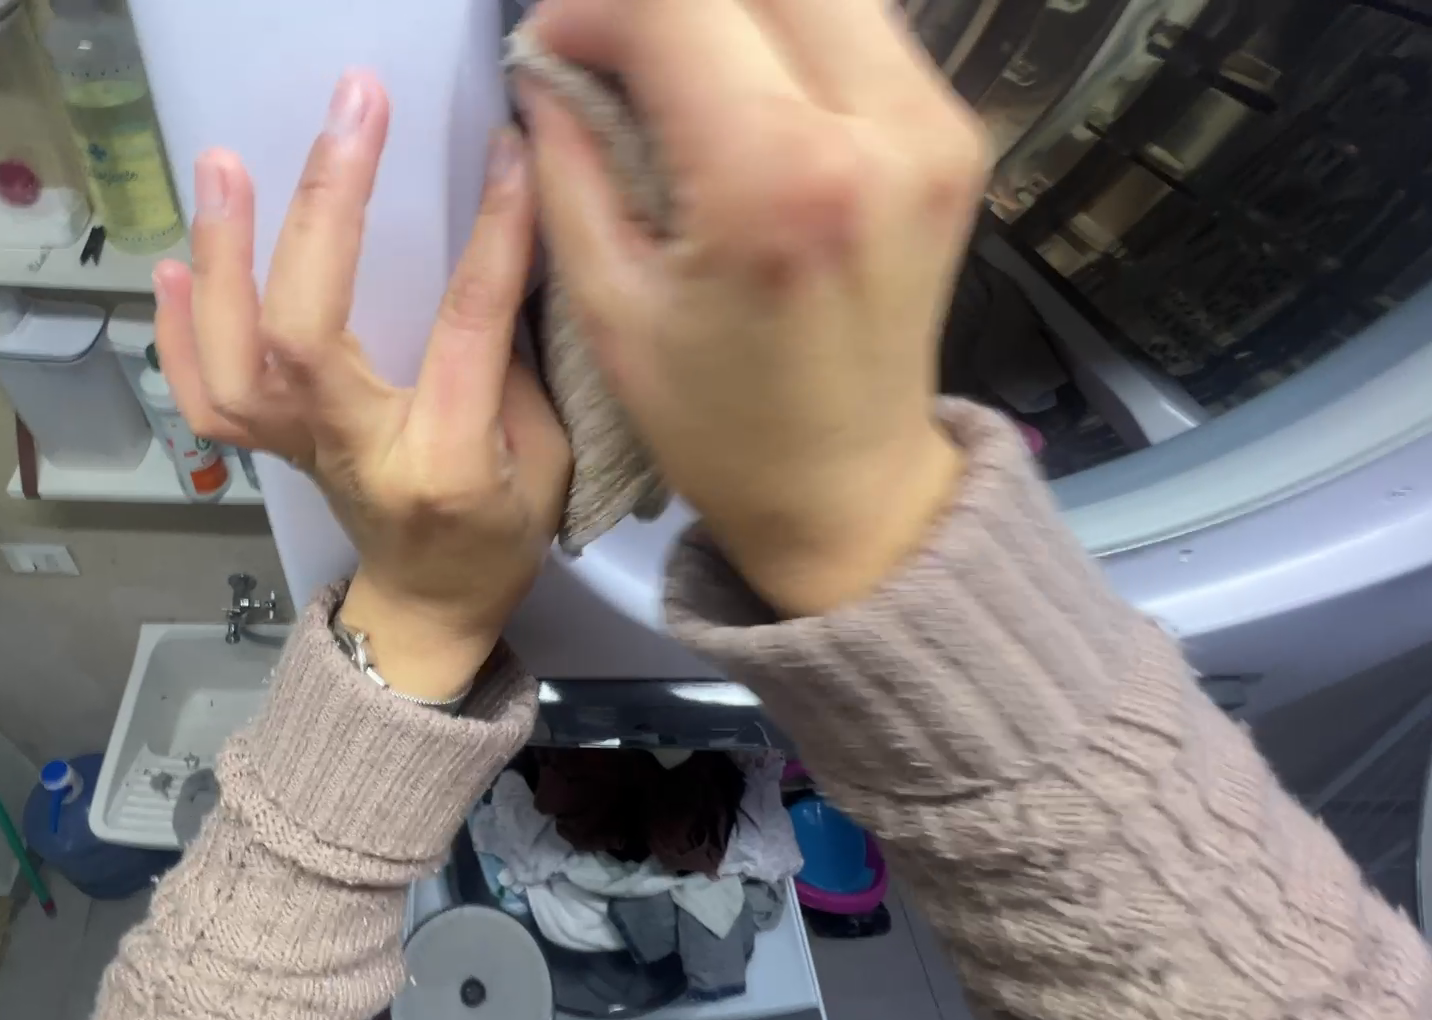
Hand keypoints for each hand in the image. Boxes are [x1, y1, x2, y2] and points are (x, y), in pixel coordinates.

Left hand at [153, 72, 572, 698]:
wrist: (424, 606)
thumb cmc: (494, 544)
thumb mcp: (545, 467)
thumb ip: (514, 372)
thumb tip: (494, 265)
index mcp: (443, 463)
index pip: (461, 328)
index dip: (490, 235)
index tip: (506, 153)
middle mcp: (356, 453)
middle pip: (307, 334)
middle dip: (325, 212)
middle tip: (351, 114)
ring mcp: (302, 452)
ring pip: (235, 364)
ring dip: (223, 261)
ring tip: (226, 166)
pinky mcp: (276, 450)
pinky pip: (208, 401)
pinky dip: (178, 335)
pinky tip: (173, 267)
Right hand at [521, 0, 986, 613]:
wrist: (841, 487)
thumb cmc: (717, 428)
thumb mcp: (613, 314)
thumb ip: (571, 175)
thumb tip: (550, 81)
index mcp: (776, 183)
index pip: (678, 8)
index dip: (597, 8)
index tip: (551, 49)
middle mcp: (879, 128)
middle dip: (659, 2)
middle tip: (604, 53)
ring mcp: (937, 125)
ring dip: (724, 11)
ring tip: (662, 74)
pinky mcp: (953, 138)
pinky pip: (860, 31)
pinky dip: (781, 37)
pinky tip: (733, 96)